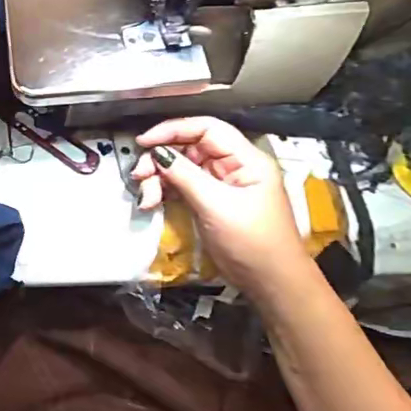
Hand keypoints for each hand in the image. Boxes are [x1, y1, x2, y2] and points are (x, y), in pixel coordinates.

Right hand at [130, 117, 311, 292]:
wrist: (269, 281)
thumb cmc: (252, 241)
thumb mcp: (216, 205)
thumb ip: (185, 175)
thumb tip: (157, 153)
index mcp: (246, 160)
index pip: (206, 129)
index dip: (173, 130)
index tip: (145, 142)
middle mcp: (233, 166)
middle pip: (189, 148)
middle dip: (161, 159)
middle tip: (140, 175)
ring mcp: (220, 184)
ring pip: (180, 167)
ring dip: (158, 178)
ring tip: (147, 197)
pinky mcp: (209, 200)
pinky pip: (181, 185)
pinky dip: (164, 191)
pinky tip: (153, 203)